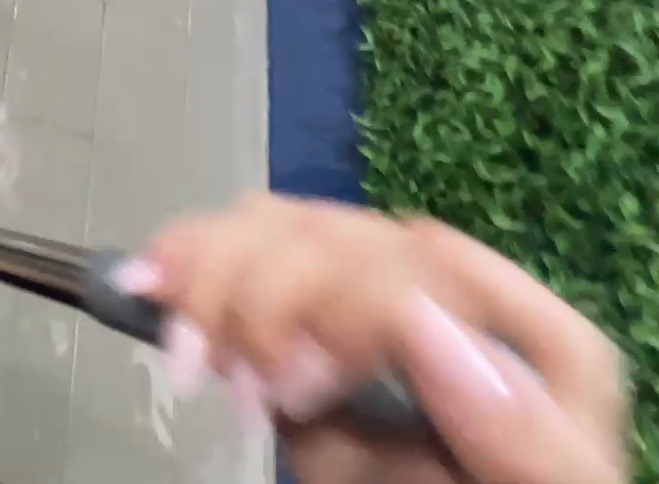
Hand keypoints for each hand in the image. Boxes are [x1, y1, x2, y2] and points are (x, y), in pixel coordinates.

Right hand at [118, 194, 627, 483]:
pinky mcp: (277, 284)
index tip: (295, 386)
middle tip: (232, 392)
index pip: (431, 266)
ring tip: (185, 359)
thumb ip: (515, 436)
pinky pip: (222, 236)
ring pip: (263, 223)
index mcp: (515, 328)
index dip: (349, 307)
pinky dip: (175, 255)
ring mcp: (343, 274)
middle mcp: (424, 278)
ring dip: (204, 283)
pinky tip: (142, 284)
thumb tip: (424, 320)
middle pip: (329, 237)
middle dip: (259, 305)